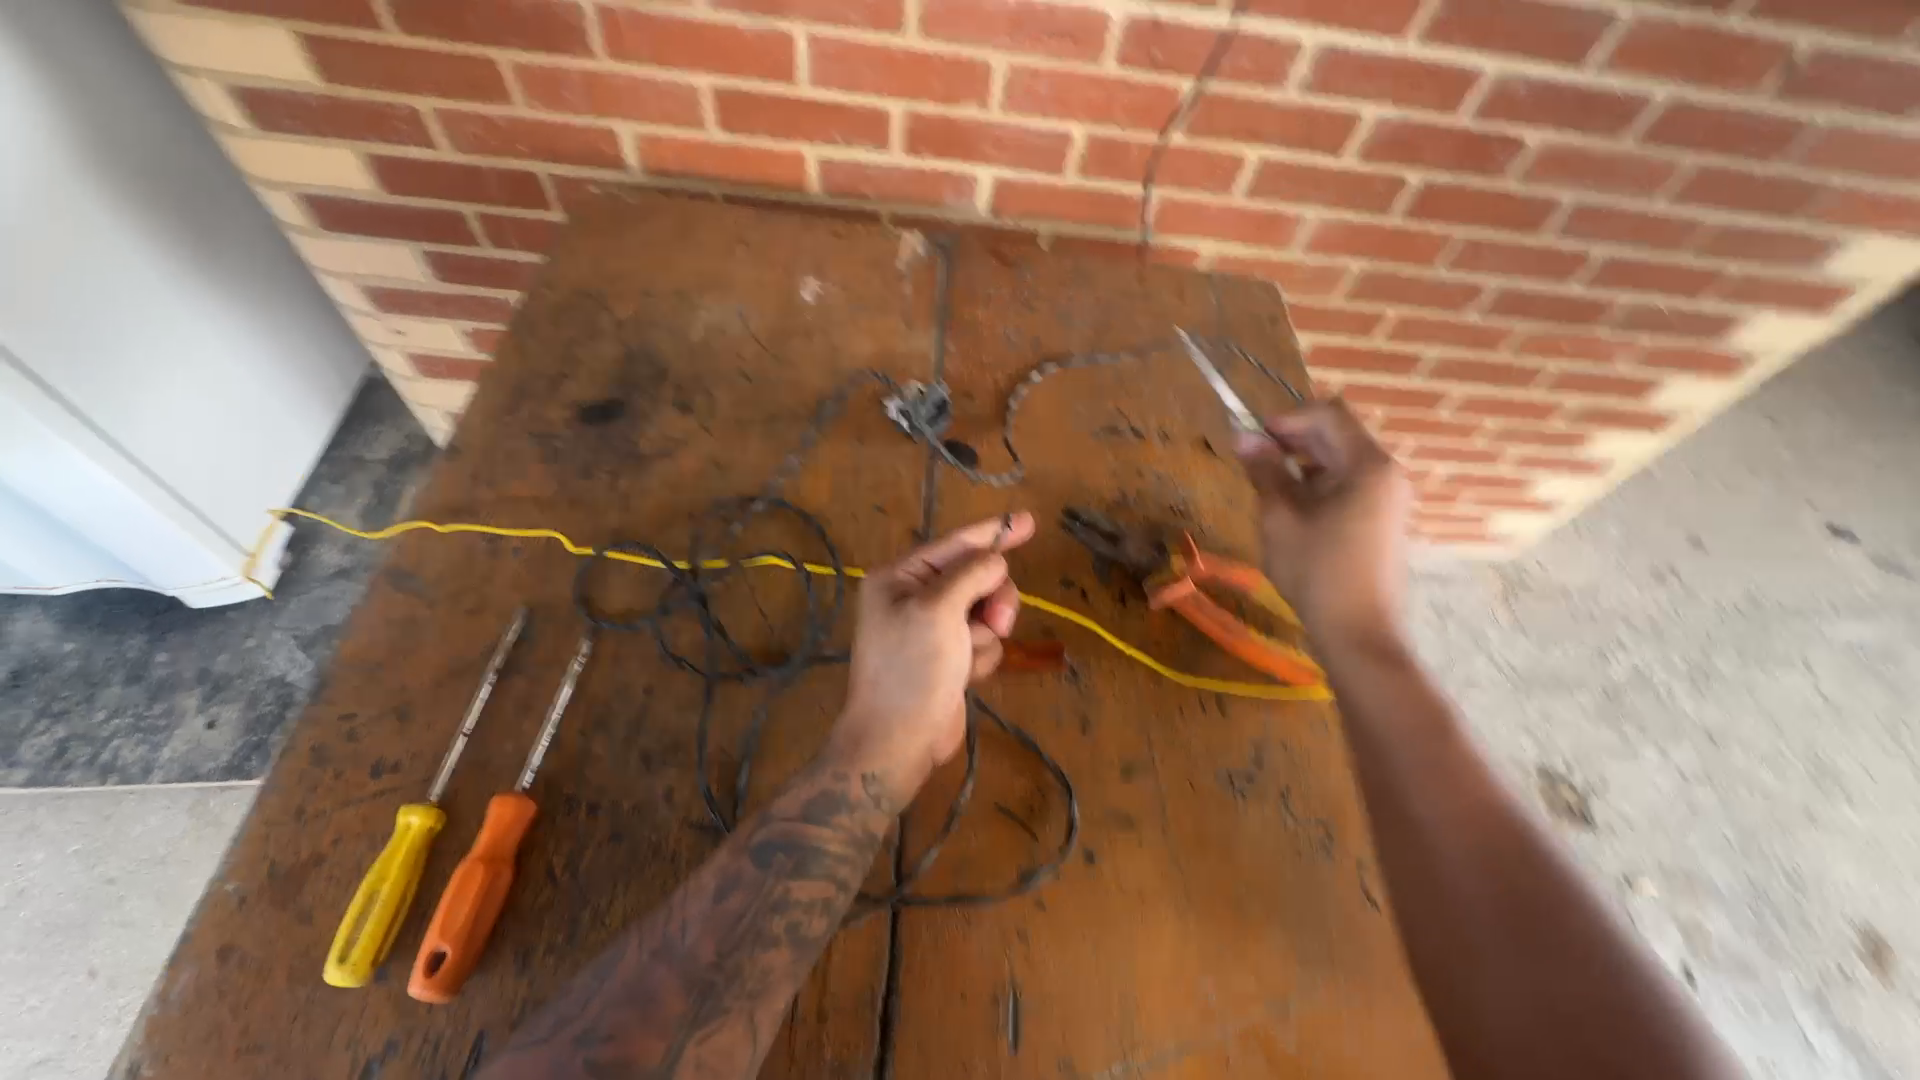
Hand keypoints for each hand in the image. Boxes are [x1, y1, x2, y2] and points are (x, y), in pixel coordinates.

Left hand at [828, 513, 1036, 804]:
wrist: (898, 740)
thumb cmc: (911, 669)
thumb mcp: (939, 610)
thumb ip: (972, 574)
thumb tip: (995, 560)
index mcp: (899, 578)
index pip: (955, 545)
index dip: (993, 532)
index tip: (1029, 521)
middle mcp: (914, 598)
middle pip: (977, 578)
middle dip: (992, 599)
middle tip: (998, 621)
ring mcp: (932, 630)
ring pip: (986, 612)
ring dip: (985, 635)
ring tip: (968, 658)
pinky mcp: (949, 658)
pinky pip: (983, 642)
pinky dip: (981, 658)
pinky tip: (965, 678)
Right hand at [1235, 401, 1410, 645]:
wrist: (1358, 632)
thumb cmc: (1317, 572)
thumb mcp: (1281, 518)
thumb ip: (1265, 472)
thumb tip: (1244, 437)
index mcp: (1367, 465)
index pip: (1328, 415)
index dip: (1286, 419)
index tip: (1252, 439)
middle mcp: (1385, 473)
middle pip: (1336, 435)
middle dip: (1292, 440)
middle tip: (1252, 461)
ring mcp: (1388, 497)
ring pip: (1340, 461)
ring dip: (1302, 464)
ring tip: (1268, 488)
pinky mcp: (1382, 519)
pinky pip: (1348, 485)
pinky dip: (1317, 485)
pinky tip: (1292, 511)